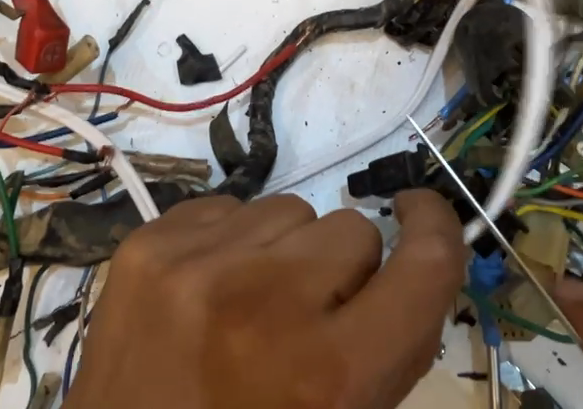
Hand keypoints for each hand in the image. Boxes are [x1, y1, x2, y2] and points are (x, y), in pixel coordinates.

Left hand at [63, 188, 467, 408]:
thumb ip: (386, 346)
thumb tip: (409, 260)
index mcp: (328, 376)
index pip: (423, 266)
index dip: (437, 230)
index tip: (420, 215)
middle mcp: (263, 305)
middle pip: (350, 229)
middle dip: (341, 269)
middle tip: (309, 317)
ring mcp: (195, 267)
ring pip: (288, 209)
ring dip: (284, 250)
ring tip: (250, 305)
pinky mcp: (146, 246)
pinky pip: (227, 206)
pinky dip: (231, 240)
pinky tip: (208, 289)